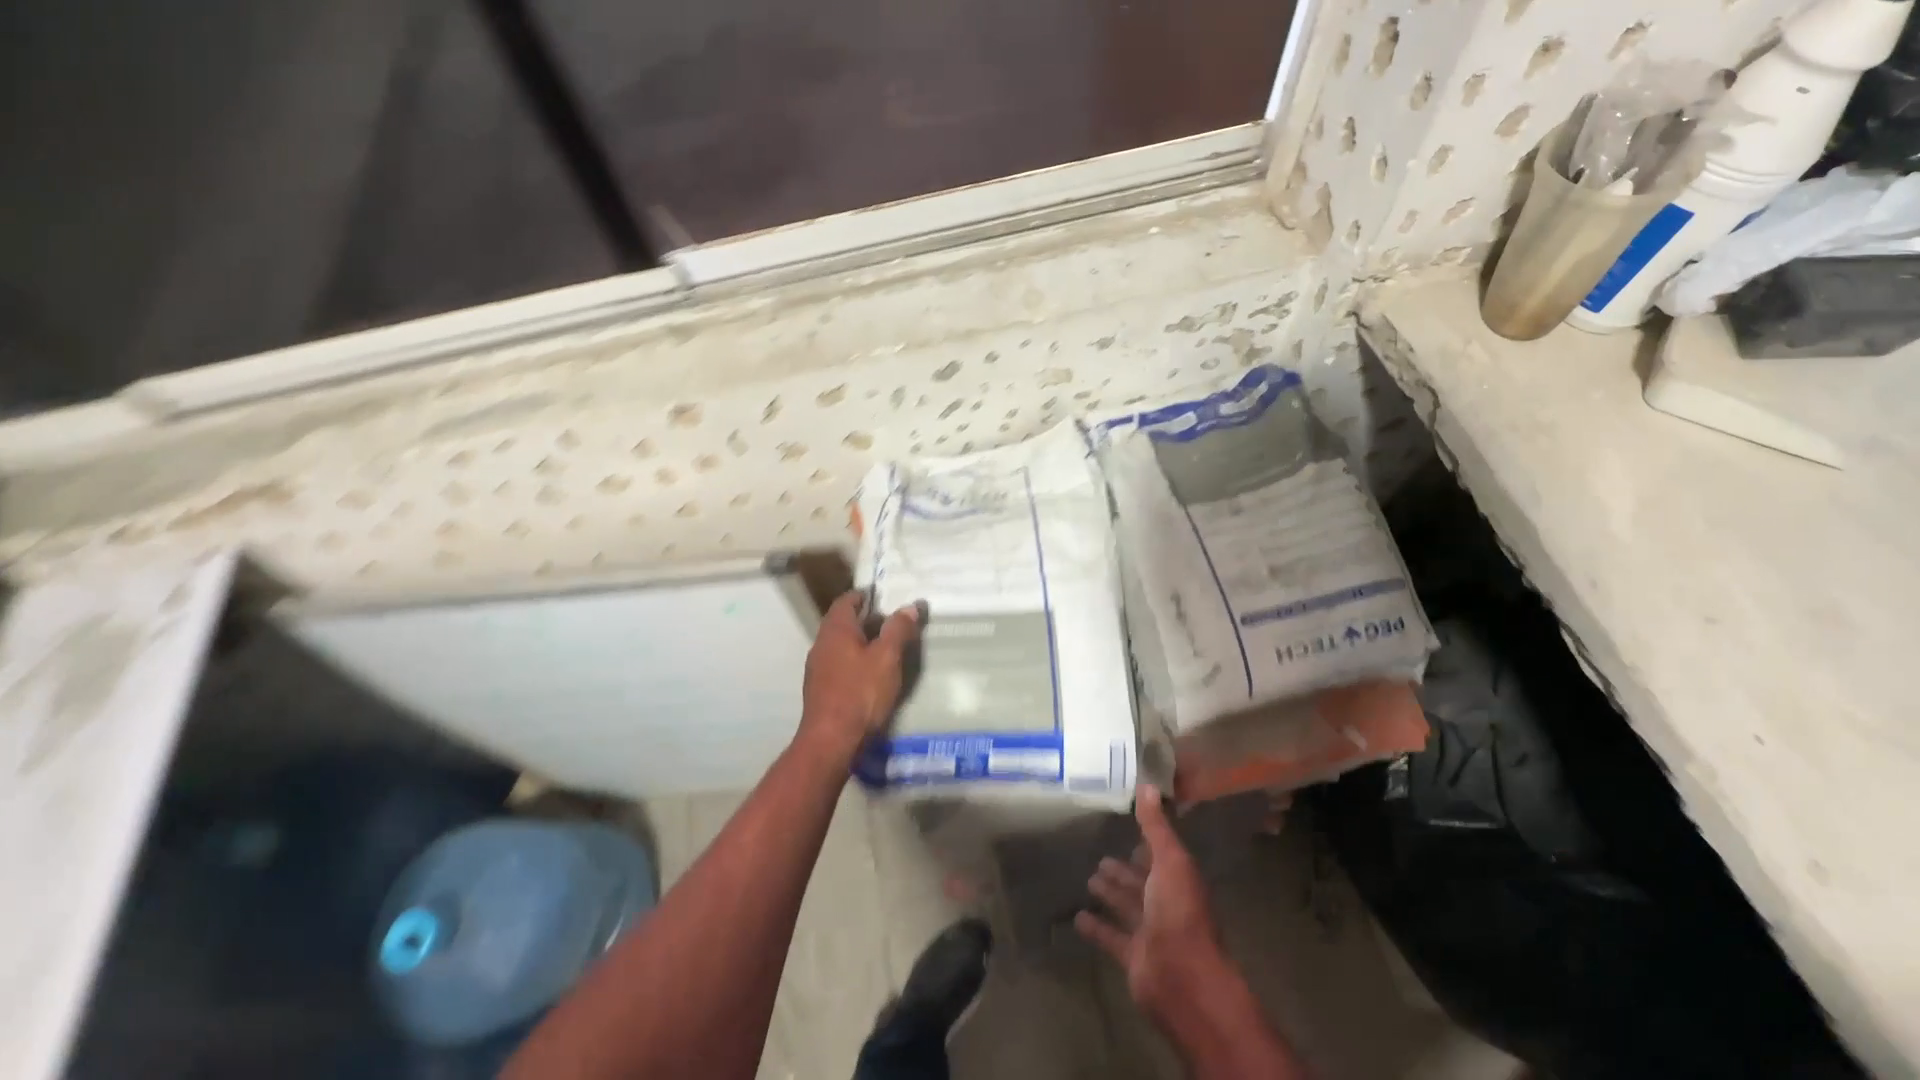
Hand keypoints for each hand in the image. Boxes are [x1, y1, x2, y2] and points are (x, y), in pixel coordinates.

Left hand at [798, 592, 921, 758]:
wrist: (831, 739)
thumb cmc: (861, 693)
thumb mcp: (887, 658)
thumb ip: (898, 630)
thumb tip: (910, 606)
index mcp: (836, 630)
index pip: (846, 601)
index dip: (864, 596)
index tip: (882, 596)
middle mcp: (821, 644)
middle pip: (842, 623)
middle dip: (865, 620)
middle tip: (891, 623)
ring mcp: (817, 669)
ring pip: (840, 646)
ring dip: (860, 643)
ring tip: (885, 649)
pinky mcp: (820, 690)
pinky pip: (838, 665)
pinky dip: (854, 662)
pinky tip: (869, 676)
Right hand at [1075, 784, 1234, 1025]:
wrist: (1183, 977)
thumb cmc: (1179, 913)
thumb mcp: (1170, 862)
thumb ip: (1156, 827)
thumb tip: (1146, 784)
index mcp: (1180, 880)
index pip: (1161, 857)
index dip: (1146, 844)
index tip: (1125, 828)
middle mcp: (1167, 904)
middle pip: (1142, 883)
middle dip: (1124, 870)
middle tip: (1100, 856)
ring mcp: (1151, 932)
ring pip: (1127, 908)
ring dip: (1111, 894)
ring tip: (1089, 879)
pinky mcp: (1133, 956)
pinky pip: (1111, 937)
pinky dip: (1097, 927)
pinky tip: (1077, 917)